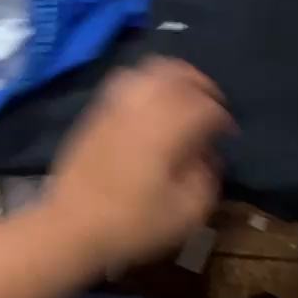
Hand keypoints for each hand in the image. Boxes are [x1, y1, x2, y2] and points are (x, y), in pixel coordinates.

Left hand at [43, 58, 231, 269]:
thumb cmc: (131, 224)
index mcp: (167, 130)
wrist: (69, 225)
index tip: (228, 133)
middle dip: (199, 83)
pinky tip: (148, 105)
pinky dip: (143, 85)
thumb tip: (206, 155)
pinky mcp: (93, 115)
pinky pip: (122, 84)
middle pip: (176, 74)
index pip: (204, 105)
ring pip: (147, 71)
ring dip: (170, 77)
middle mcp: (141, 109)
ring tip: (181, 95)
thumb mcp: (185, 213)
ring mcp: (113, 108)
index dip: (222, 116)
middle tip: (211, 101)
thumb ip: (206, 177)